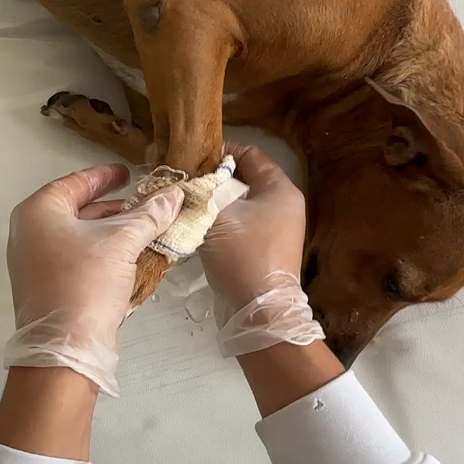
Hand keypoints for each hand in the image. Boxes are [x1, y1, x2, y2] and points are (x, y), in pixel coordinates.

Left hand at [3, 163, 183, 395]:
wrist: (65, 348)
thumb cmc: (86, 283)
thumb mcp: (122, 242)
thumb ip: (149, 215)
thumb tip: (174, 195)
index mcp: (38, 212)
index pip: (75, 182)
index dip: (105, 176)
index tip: (128, 173)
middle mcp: (29, 233)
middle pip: (77, 209)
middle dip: (115, 208)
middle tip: (146, 204)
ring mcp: (34, 262)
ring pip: (79, 236)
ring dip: (112, 233)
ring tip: (146, 229)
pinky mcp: (45, 286)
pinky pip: (76, 259)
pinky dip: (102, 254)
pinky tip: (130, 256)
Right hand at [198, 144, 323, 356]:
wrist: (260, 313)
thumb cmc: (243, 257)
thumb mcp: (218, 216)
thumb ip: (201, 190)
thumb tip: (181, 174)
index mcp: (280, 190)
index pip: (249, 153)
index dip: (219, 150)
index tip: (189, 155)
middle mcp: (282, 205)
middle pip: (242, 178)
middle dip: (211, 177)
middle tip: (181, 177)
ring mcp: (274, 229)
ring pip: (237, 203)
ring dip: (211, 200)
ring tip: (182, 199)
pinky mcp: (263, 249)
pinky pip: (238, 224)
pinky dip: (217, 221)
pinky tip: (195, 224)